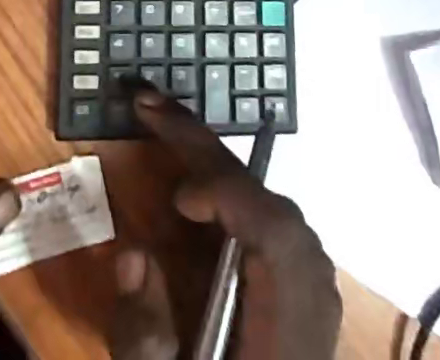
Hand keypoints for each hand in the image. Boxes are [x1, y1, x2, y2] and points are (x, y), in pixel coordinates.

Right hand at [110, 91, 341, 359]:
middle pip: (264, 199)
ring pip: (264, 199)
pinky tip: (190, 173)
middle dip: (204, 148)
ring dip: (211, 157)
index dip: (233, 199)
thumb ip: (145, 336)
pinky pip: (261, 215)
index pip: (278, 234)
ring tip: (161, 123)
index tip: (181, 199)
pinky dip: (224, 184)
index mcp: (287, 322)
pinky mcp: (294, 282)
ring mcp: (307, 285)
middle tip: (148, 104)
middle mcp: (308, 293)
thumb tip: (131, 254)